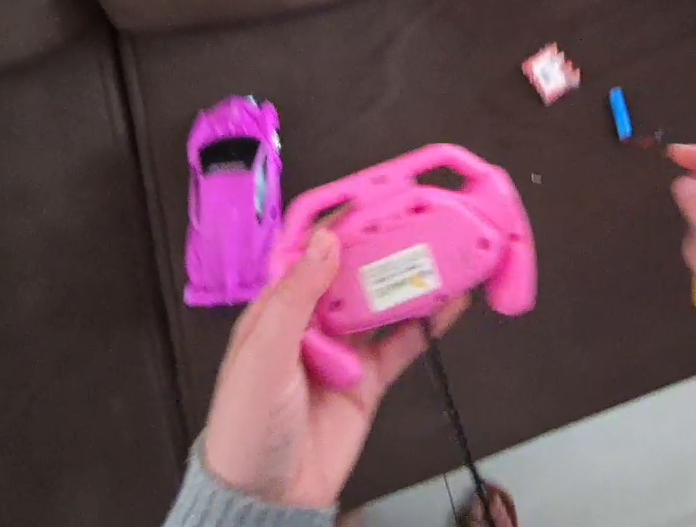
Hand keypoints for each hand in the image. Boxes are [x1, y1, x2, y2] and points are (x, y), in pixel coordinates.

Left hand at [203, 230, 468, 508]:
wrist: (269, 499)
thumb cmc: (246, 424)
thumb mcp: (264, 354)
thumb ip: (296, 296)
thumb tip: (326, 240)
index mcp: (281, 305)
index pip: (314, 251)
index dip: (344, 224)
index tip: (375, 198)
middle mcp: (314, 318)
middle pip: (356, 270)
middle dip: (385, 244)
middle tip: (420, 219)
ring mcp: (345, 347)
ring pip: (383, 300)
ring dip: (410, 277)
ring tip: (443, 251)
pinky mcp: (370, 377)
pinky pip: (403, 342)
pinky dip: (428, 323)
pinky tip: (449, 304)